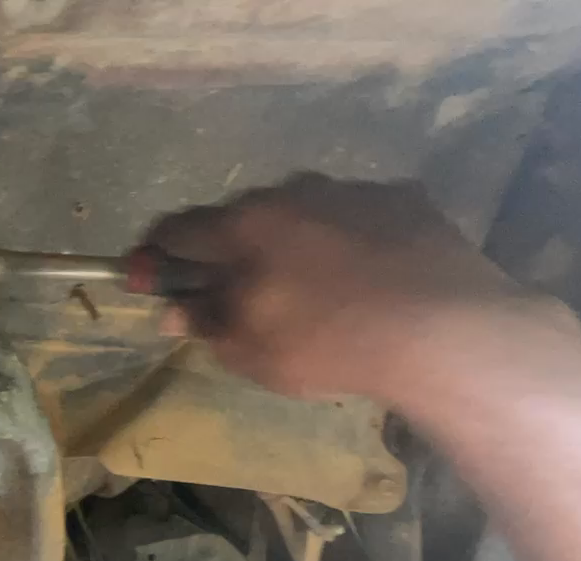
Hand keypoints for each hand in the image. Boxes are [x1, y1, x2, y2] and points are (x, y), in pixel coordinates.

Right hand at [140, 173, 580, 402]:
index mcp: (245, 227)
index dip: (151, 256)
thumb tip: (174, 311)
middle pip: (238, 219)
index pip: (178, 230)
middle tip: (221, 293)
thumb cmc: (323, 342)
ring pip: (297, 215)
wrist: (442, 330)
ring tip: (296, 290)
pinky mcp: (404, 201)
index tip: (139, 278)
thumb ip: (205, 322)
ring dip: (280, 246)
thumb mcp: (247, 349)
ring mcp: (352, 191)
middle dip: (220, 253)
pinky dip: (335, 245)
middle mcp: (293, 193)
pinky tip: (352, 282)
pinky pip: (349, 220)